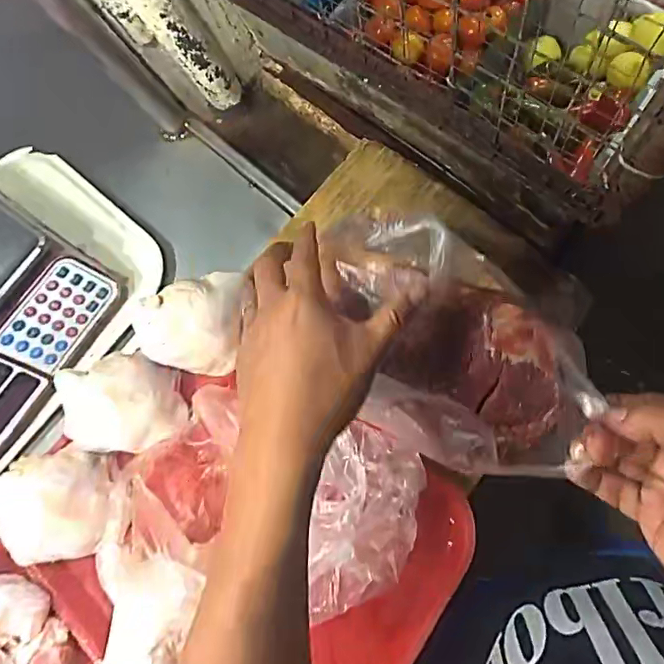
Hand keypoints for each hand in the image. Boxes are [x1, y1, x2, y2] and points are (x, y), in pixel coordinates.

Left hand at [234, 223, 418, 457]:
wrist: (281, 437)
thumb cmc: (330, 388)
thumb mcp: (370, 350)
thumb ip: (394, 314)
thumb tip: (422, 285)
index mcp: (304, 300)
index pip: (303, 258)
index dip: (308, 239)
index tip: (310, 226)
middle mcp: (272, 308)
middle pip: (265, 266)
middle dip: (278, 251)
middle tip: (291, 249)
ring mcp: (252, 331)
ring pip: (248, 289)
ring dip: (260, 275)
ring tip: (273, 276)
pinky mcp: (241, 354)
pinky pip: (243, 315)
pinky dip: (252, 302)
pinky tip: (263, 316)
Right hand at [569, 394, 663, 639]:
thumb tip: (611, 411)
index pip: (648, 407)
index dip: (619, 406)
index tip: (587, 408)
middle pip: (631, 432)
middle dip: (605, 429)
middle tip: (585, 438)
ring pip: (621, 459)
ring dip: (597, 452)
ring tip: (576, 453)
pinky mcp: (654, 522)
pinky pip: (619, 493)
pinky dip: (597, 482)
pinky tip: (577, 473)